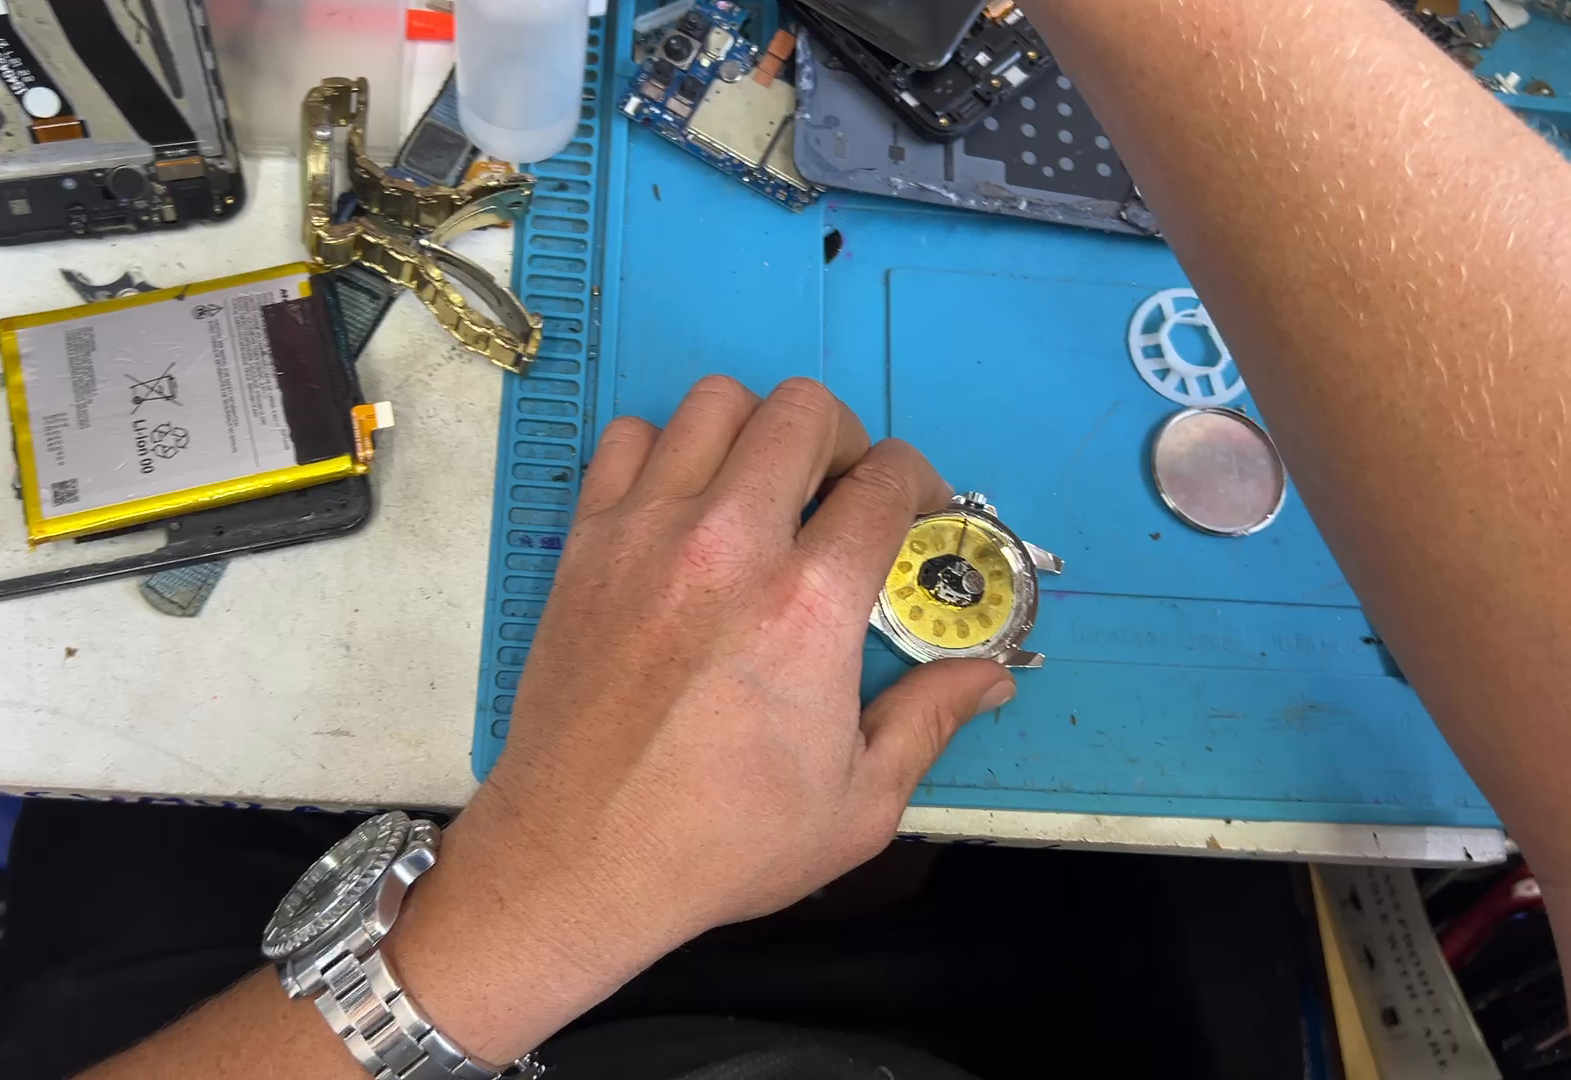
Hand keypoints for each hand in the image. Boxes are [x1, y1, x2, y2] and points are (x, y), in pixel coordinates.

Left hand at [384, 377, 1015, 1062]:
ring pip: (714, 401)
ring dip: (756, 430)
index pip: (886, 481)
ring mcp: (647, 530)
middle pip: (803, 411)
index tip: (916, 508)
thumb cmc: (720, 842)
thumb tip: (993, 673)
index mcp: (809, 603)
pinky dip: (664, 449)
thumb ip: (932, 719)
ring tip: (761, 488)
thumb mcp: (857, 805)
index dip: (919, 481)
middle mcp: (728, 542)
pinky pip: (628, 439)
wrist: (577, 855)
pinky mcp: (586, 540)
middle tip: (840, 491)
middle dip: (844, 438)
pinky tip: (678, 503)